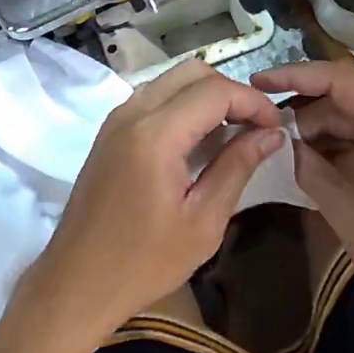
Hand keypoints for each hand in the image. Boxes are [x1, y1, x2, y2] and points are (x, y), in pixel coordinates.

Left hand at [27, 61, 285, 337]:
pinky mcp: (110, 129)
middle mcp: (133, 112)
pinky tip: (198, 138)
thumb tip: (272, 133)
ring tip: (233, 131)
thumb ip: (237, 167)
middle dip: (230, 91)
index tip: (276, 126)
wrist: (77, 280)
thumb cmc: (144, 261)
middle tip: (255, 126)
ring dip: (205, 94)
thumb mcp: (203, 222)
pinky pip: (153, 96)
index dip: (252, 101)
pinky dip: (182, 103)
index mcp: (156, 134)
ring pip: (171, 79)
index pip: (215, 91)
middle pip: (192, 72)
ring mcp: (117, 117)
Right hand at [251, 61, 353, 352]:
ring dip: (324, 136)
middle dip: (305, 115)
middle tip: (265, 137)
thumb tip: (292, 150)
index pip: (341, 80)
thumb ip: (323, 185)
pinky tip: (321, 174)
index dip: (295, 76)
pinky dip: (346, 154)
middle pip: (349, 101)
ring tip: (285, 157)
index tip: (256, 84)